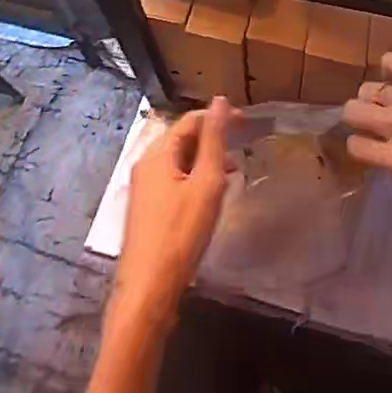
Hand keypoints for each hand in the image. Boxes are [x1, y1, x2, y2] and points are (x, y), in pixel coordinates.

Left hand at [112, 97, 233, 327]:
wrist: (148, 290)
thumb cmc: (180, 234)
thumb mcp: (206, 183)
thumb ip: (214, 141)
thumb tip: (219, 102)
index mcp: (157, 154)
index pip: (190, 120)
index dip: (218, 117)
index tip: (247, 124)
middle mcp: (145, 165)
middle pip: (182, 138)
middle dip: (213, 138)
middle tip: (242, 145)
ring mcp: (144, 188)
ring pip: (179, 160)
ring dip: (206, 159)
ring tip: (233, 170)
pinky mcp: (147, 208)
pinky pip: (174, 179)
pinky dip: (195, 177)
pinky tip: (211, 195)